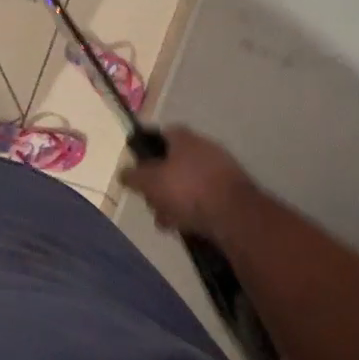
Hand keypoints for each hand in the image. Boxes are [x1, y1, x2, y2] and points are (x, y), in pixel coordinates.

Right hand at [121, 126, 261, 239]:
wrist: (234, 214)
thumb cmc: (187, 190)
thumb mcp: (149, 182)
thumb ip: (133, 176)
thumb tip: (124, 173)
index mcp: (184, 138)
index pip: (161, 134)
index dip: (147, 148)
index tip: (137, 166)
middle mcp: (205, 148)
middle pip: (173, 163)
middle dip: (158, 184)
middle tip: (150, 202)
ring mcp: (221, 170)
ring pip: (187, 183)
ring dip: (173, 201)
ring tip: (166, 221)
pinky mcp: (232, 192)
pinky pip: (204, 198)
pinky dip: (192, 209)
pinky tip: (185, 226)